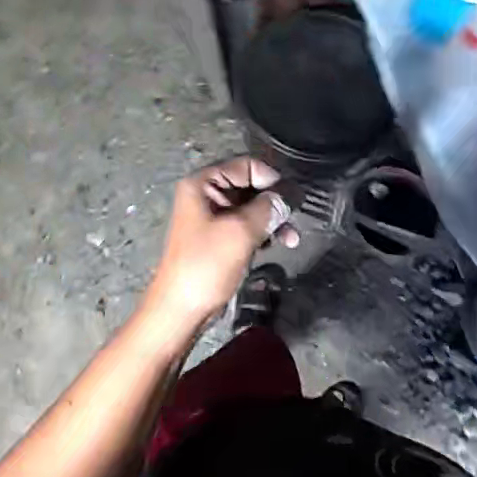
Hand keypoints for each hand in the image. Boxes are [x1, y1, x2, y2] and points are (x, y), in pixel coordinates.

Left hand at [144, 157, 297, 327]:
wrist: (181, 311)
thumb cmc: (205, 266)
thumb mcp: (240, 232)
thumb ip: (267, 209)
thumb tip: (288, 196)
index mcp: (202, 184)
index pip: (245, 165)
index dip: (271, 178)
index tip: (291, 197)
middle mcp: (206, 195)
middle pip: (249, 185)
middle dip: (274, 202)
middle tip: (296, 218)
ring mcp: (212, 218)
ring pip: (251, 208)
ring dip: (273, 220)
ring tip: (292, 239)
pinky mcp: (219, 239)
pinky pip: (247, 226)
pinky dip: (264, 233)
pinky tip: (279, 245)